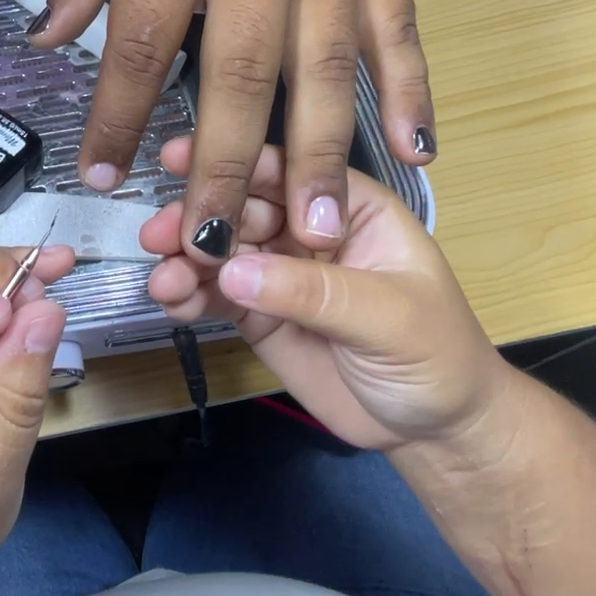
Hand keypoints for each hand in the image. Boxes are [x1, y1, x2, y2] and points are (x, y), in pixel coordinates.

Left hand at [32, 0, 433, 261]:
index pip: (139, 40)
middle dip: (220, 168)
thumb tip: (50, 39)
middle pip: (237, 75)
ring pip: (326, 71)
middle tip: (210, 247)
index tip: (100, 176)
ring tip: (313, 233)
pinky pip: (400, 32)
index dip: (114, 114)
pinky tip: (417, 154)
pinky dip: (412, 93)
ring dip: (316, 157)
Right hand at [141, 136, 508, 450]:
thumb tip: (235, 272)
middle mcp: (304, 227)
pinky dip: (188, 297)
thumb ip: (314, 292)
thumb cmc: (438, 359)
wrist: (434, 434)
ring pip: (219, 251)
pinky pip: (214, 296)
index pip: (287, 171)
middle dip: (197, 219)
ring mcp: (276, 271)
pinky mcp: (255, 312)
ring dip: (185, 262)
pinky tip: (172, 304)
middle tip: (158, 236)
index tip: (179, 162)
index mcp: (348, 207)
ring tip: (164, 284)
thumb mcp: (390, 318)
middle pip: (239, 207)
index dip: (235, 163)